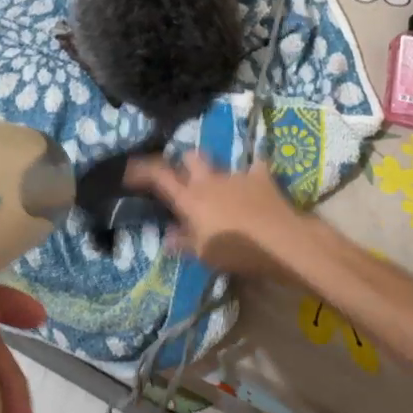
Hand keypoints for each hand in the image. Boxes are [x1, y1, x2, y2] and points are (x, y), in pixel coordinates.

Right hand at [125, 152, 304, 276]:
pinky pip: (256, 168)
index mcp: (190, 198)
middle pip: (190, 158)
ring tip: (226, 189)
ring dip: (219, 174)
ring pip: (220, 164)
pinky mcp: (261, 177)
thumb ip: (183, 242)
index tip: (131, 170)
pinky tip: (258, 185)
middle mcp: (208, 180)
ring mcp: (235, 175)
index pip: (159, 176)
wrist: (280, 241)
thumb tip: (166, 237)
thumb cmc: (236, 250)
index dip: (142, 170)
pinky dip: (254, 175)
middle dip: (186, 163)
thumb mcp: (204, 254)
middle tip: (188, 179)